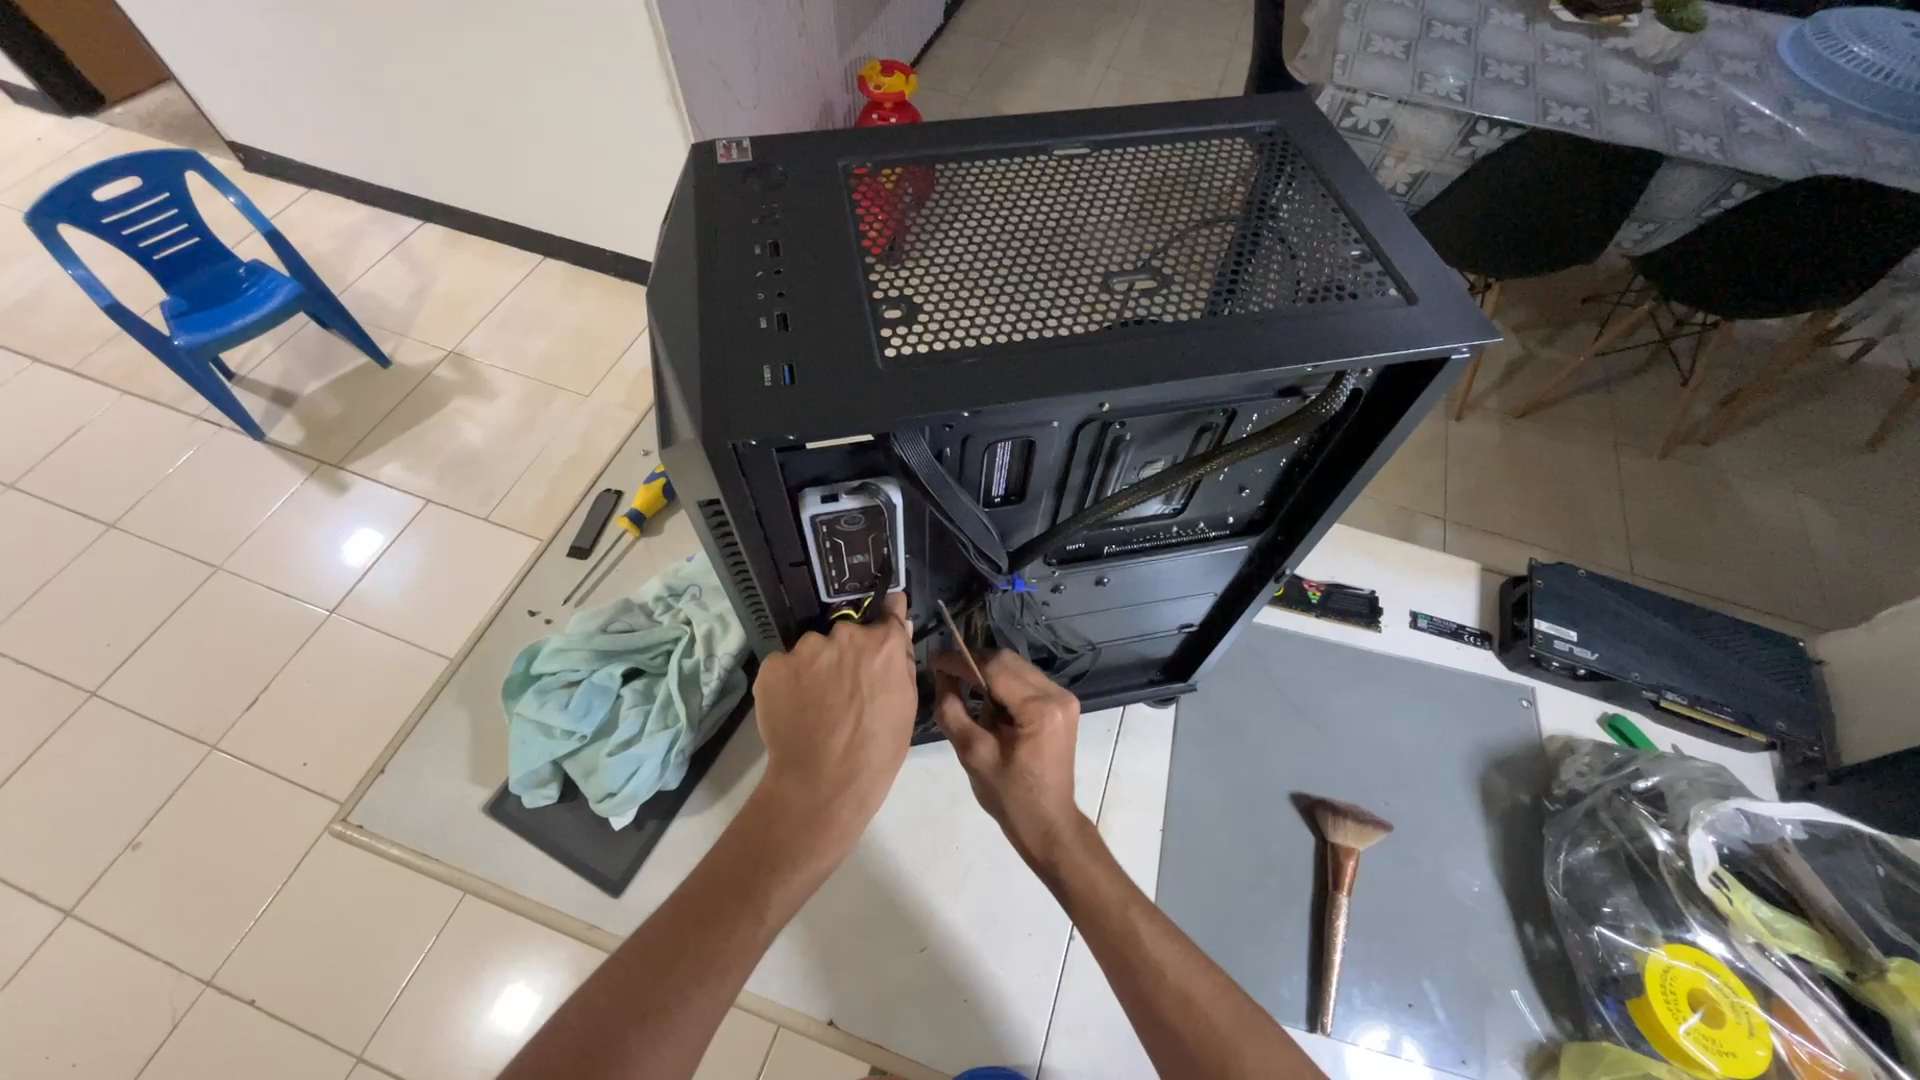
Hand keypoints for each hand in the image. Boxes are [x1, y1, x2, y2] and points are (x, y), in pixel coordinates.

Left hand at [751, 593, 916, 852]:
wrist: (824, 782)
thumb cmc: (877, 750)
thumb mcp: (906, 706)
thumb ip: (902, 662)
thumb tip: (901, 628)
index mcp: (883, 643)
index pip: (889, 609)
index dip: (885, 615)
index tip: (882, 620)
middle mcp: (845, 635)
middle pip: (846, 633)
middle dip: (845, 653)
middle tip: (842, 689)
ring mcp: (806, 648)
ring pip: (812, 650)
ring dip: (814, 667)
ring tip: (813, 705)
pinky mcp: (774, 665)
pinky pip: (783, 666)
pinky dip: (787, 682)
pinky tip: (793, 710)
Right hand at [932, 648, 1088, 867]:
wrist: (1048, 823)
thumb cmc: (1010, 796)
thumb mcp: (973, 754)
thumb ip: (953, 711)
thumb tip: (941, 677)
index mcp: (1040, 709)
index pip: (995, 668)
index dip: (962, 660)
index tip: (934, 659)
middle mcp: (1058, 695)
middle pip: (1008, 662)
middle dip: (974, 663)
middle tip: (944, 672)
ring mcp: (1064, 699)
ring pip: (1017, 668)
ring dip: (987, 673)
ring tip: (960, 687)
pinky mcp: (1061, 706)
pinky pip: (1026, 682)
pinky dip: (1002, 685)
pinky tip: (984, 700)